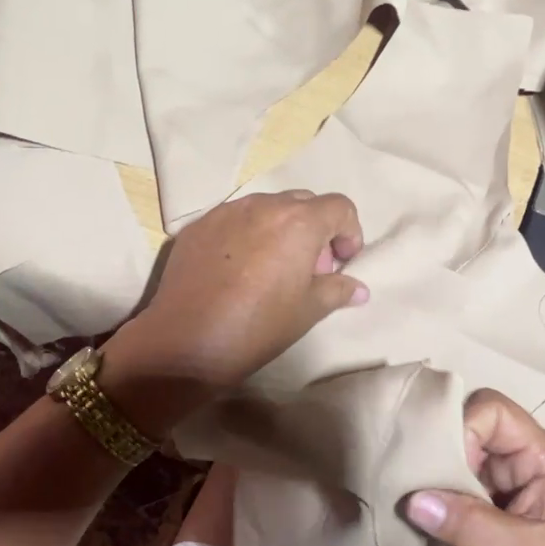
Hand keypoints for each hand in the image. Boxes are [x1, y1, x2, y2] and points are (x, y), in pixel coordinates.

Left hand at [103, 191, 367, 425]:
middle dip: (316, 230)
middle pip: (304, 203)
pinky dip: (247, 236)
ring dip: (280, 231)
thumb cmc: (258, 327)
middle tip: (310, 270)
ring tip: (272, 270)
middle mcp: (264, 205)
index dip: (350, 233)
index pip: (340, 207)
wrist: (186, 342)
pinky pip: (234, 221)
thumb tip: (358, 288)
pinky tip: (237, 272)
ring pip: (266, 209)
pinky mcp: (197, 226)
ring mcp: (226, 212)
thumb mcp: (307, 312)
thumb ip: (337, 291)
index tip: (343, 263)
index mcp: (299, 222)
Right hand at [402, 390, 544, 545]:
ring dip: (427, 490)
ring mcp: (498, 498)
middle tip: (405, 487)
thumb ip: (471, 526)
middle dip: (435, 458)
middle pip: (463, 437)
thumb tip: (412, 500)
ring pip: (450, 472)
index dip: (462, 428)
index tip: (442, 468)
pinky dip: (428, 516)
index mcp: (540, 457)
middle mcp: (516, 467)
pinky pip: (446, 507)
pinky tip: (410, 531)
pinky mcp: (482, 527)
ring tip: (400, 510)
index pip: (490, 411)